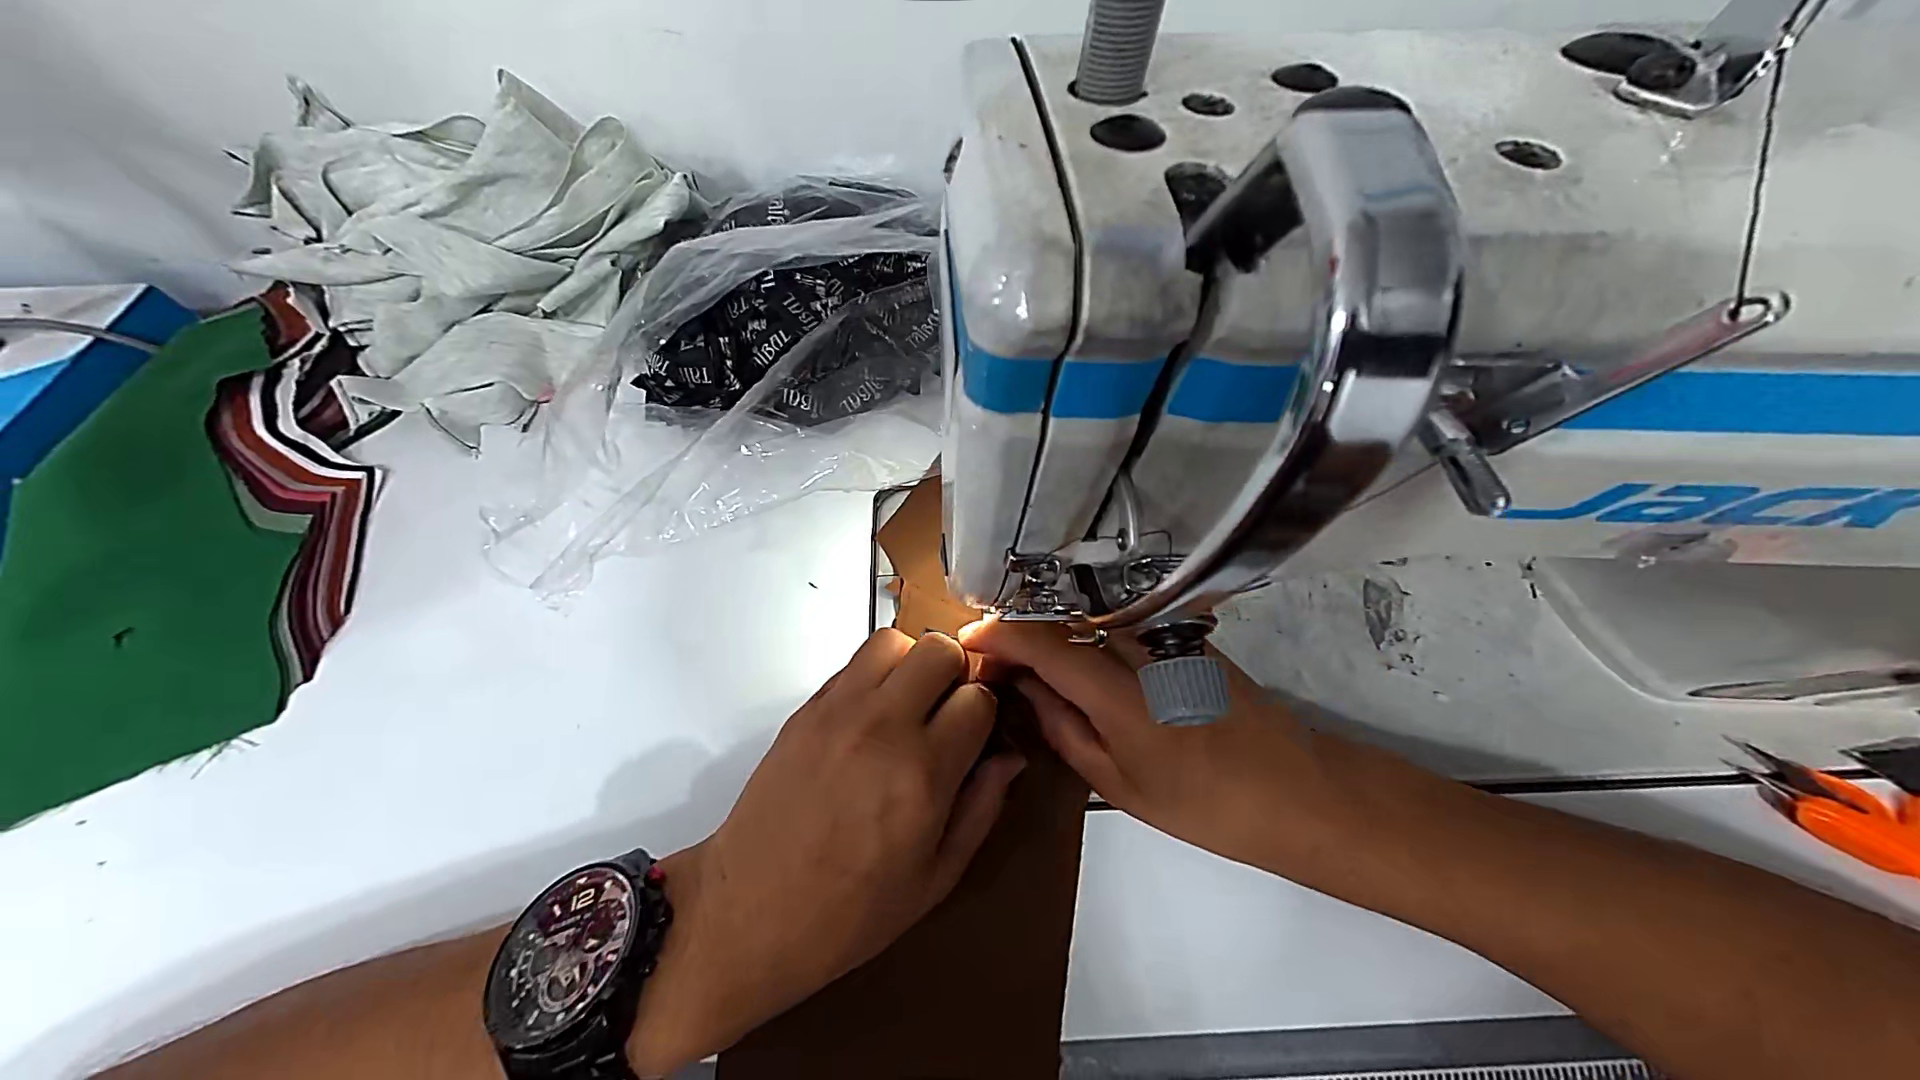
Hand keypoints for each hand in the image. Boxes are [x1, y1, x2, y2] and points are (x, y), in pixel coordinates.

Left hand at [627, 630, 1024, 1073]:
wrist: (749, 913)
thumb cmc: (845, 910)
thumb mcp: (935, 877)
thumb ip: (982, 808)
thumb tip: (1008, 759)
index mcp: (923, 775)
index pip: (978, 697)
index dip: (987, 709)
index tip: (980, 726)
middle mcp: (881, 729)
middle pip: (939, 650)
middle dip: (957, 671)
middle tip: (951, 705)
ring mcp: (838, 713)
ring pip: (893, 640)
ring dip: (912, 662)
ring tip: (912, 702)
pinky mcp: (805, 710)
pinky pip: (851, 663)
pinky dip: (873, 674)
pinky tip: (873, 713)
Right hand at [960, 618, 1448, 892]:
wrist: (1296, 790)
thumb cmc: (1205, 804)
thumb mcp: (1119, 783)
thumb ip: (1064, 728)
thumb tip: (1028, 689)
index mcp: (1121, 693)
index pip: (1044, 642)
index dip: (1000, 635)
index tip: (969, 640)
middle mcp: (1142, 650)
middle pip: (1063, 619)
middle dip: (1018, 629)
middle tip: (991, 656)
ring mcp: (1167, 636)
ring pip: (1089, 617)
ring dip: (1048, 628)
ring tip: (1022, 658)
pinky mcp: (1185, 635)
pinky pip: (1117, 624)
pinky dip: (1083, 633)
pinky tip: (1071, 657)